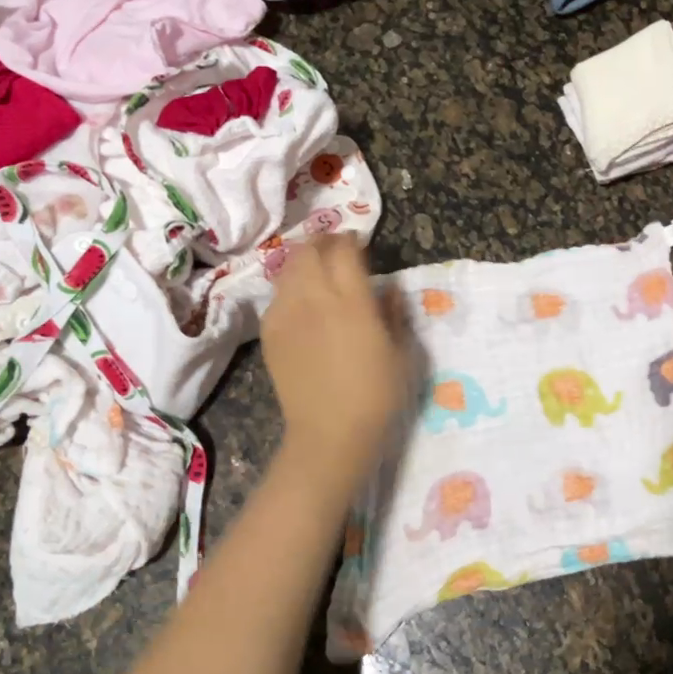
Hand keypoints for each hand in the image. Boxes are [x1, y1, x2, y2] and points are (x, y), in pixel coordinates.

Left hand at [260, 235, 408, 489]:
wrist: (331, 433)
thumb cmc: (377, 394)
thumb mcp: (403, 351)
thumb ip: (394, 312)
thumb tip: (388, 288)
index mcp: (352, 300)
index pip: (344, 250)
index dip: (351, 239)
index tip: (358, 243)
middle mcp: (315, 299)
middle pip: (310, 251)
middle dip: (322, 242)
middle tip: (335, 248)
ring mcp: (287, 315)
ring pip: (288, 268)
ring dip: (303, 261)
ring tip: (316, 269)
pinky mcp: (270, 333)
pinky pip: (277, 296)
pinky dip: (290, 288)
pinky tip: (302, 302)